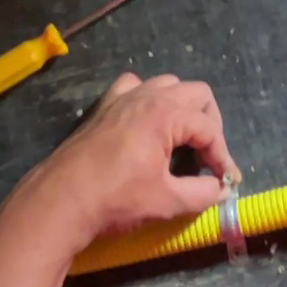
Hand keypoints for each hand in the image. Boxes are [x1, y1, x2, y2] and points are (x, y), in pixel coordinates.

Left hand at [0, 73, 239, 256]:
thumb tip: (222, 191)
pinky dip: (148, 98)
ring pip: (167, 85)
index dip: (222, 155)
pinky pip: (135, 86)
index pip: (209, 128)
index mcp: (167, 114)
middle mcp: (149, 95)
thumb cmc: (116, 199)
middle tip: (207, 156)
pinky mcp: (105, 105)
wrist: (60, 201)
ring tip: (182, 140)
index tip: (225, 181)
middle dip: (209, 124)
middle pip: (197, 94)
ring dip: (182, 108)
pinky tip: (146, 122)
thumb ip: (202, 194)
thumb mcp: (165, 201)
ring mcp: (124, 96)